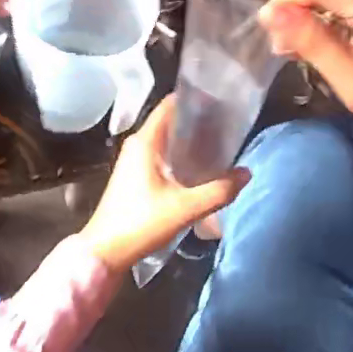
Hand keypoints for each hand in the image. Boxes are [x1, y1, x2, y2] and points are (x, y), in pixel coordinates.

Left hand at [79, 96, 250, 270]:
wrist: (106, 251)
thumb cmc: (141, 223)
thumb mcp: (185, 208)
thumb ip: (219, 190)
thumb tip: (246, 173)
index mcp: (145, 141)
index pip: (170, 105)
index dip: (194, 99)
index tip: (220, 101)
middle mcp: (138, 144)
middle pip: (170, 121)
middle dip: (197, 121)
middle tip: (227, 125)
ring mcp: (134, 159)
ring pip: (167, 139)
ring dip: (189, 140)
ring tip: (219, 145)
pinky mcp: (135, 175)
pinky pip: (162, 154)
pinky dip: (180, 155)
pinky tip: (199, 168)